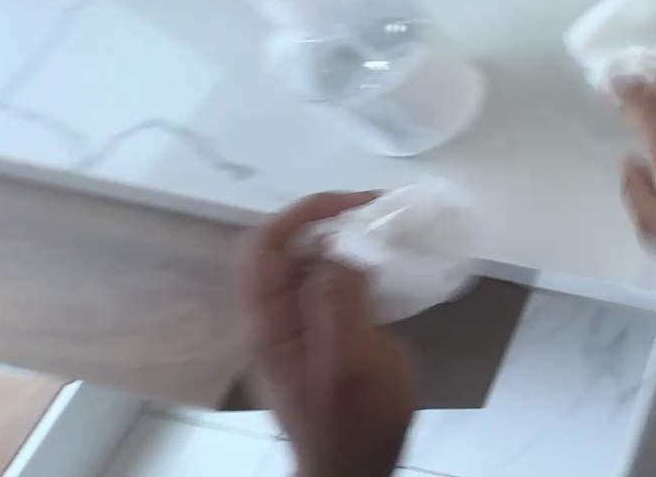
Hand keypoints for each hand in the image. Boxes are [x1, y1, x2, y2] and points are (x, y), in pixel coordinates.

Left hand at [236, 192, 417, 476]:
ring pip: (307, 262)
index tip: (363, 204)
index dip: (307, 213)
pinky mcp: (322, 333)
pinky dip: (357, 260)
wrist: (357, 465)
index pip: (264, 247)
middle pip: (282, 249)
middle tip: (382, 214)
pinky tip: (390, 266)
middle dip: (329, 218)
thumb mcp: (349, 359)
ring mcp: (296, 328)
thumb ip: (337, 302)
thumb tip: (341, 246)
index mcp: (267, 325)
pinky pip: (330, 281)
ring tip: (392, 232)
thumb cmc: (355, 416)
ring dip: (346, 237)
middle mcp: (272, 320)